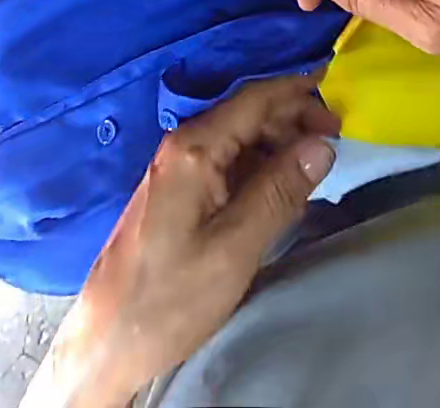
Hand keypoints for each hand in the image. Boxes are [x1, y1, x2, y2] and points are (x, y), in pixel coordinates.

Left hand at [21, 73, 338, 407]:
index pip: (256, 98)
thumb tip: (324, 145)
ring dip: (280, 142)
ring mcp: (178, 168)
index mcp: (194, 148)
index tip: (337, 89)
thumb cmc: (168, 299)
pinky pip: (228, 161)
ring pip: (241, 137)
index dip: (298, 90)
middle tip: (335, 137)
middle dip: (294, 117)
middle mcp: (184, 146)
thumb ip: (281, 190)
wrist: (102, 350)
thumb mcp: (235, 247)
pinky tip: (282, 185)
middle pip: (249, 113)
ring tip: (314, 164)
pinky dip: (261, 164)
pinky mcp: (179, 191)